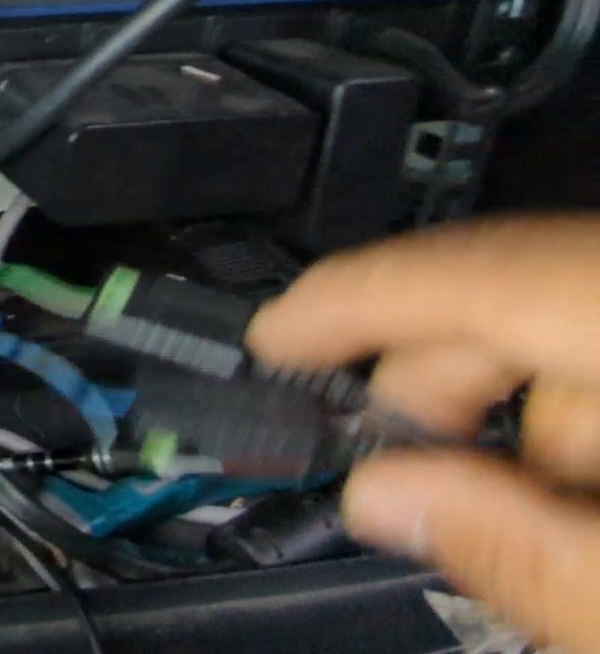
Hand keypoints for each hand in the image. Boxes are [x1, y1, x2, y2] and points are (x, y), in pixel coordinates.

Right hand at [248, 216, 599, 653]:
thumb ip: (519, 557)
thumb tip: (376, 497)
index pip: (453, 277)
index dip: (333, 303)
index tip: (266, 338)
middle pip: (507, 292)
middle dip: (426, 371)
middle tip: (383, 447)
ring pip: (569, 313)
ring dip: (509, 399)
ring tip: (498, 491)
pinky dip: (580, 401)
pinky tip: (579, 483)